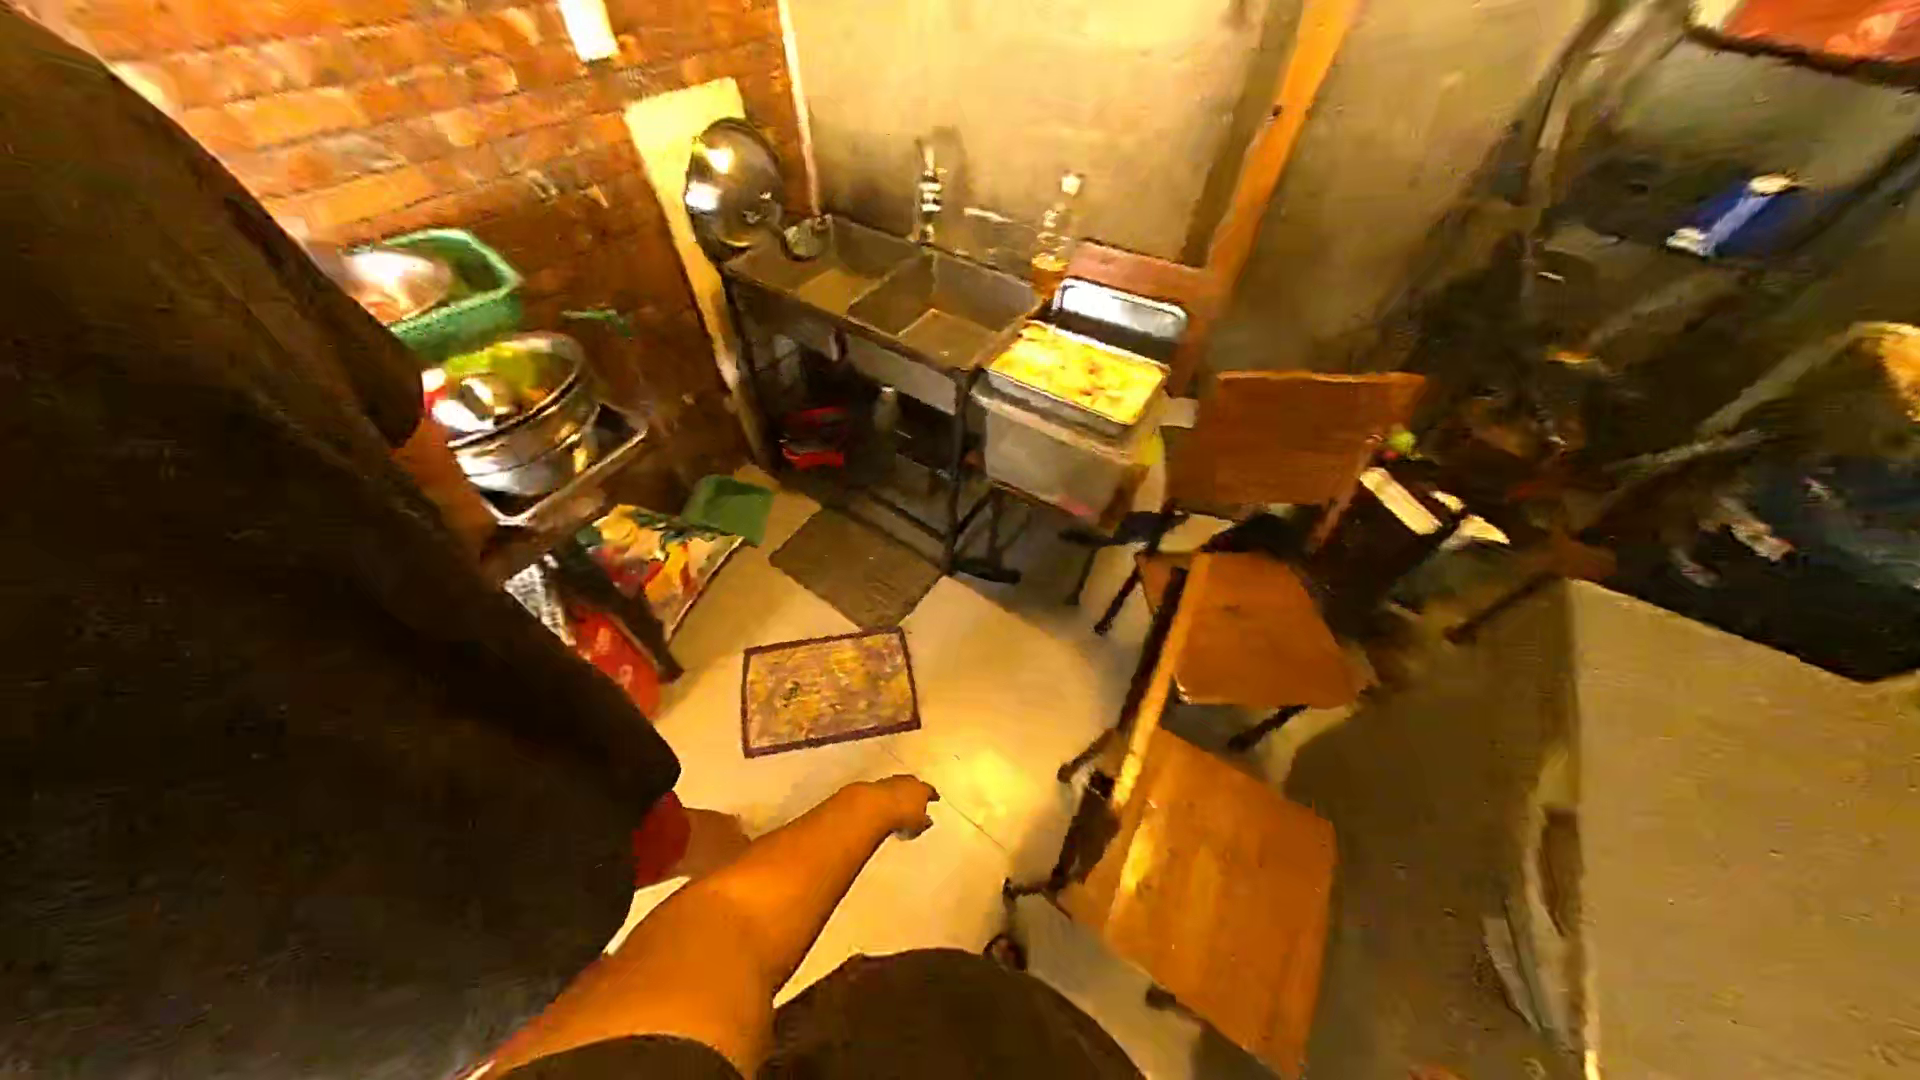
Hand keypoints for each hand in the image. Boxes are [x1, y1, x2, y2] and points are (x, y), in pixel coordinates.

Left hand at [866, 775, 937, 838]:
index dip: (933, 795)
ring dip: (902, 792)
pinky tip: (888, 804)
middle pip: (915, 785)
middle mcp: (909, 781)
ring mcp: (894, 781)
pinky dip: (890, 796)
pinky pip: (888, 790)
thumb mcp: (918, 824)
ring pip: (901, 785)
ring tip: (901, 803)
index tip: (935, 798)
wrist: (877, 805)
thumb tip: (928, 821)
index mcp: (922, 789)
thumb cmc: (904, 816)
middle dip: (916, 792)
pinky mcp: (879, 784)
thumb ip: (924, 822)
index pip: (930, 791)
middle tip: (917, 800)